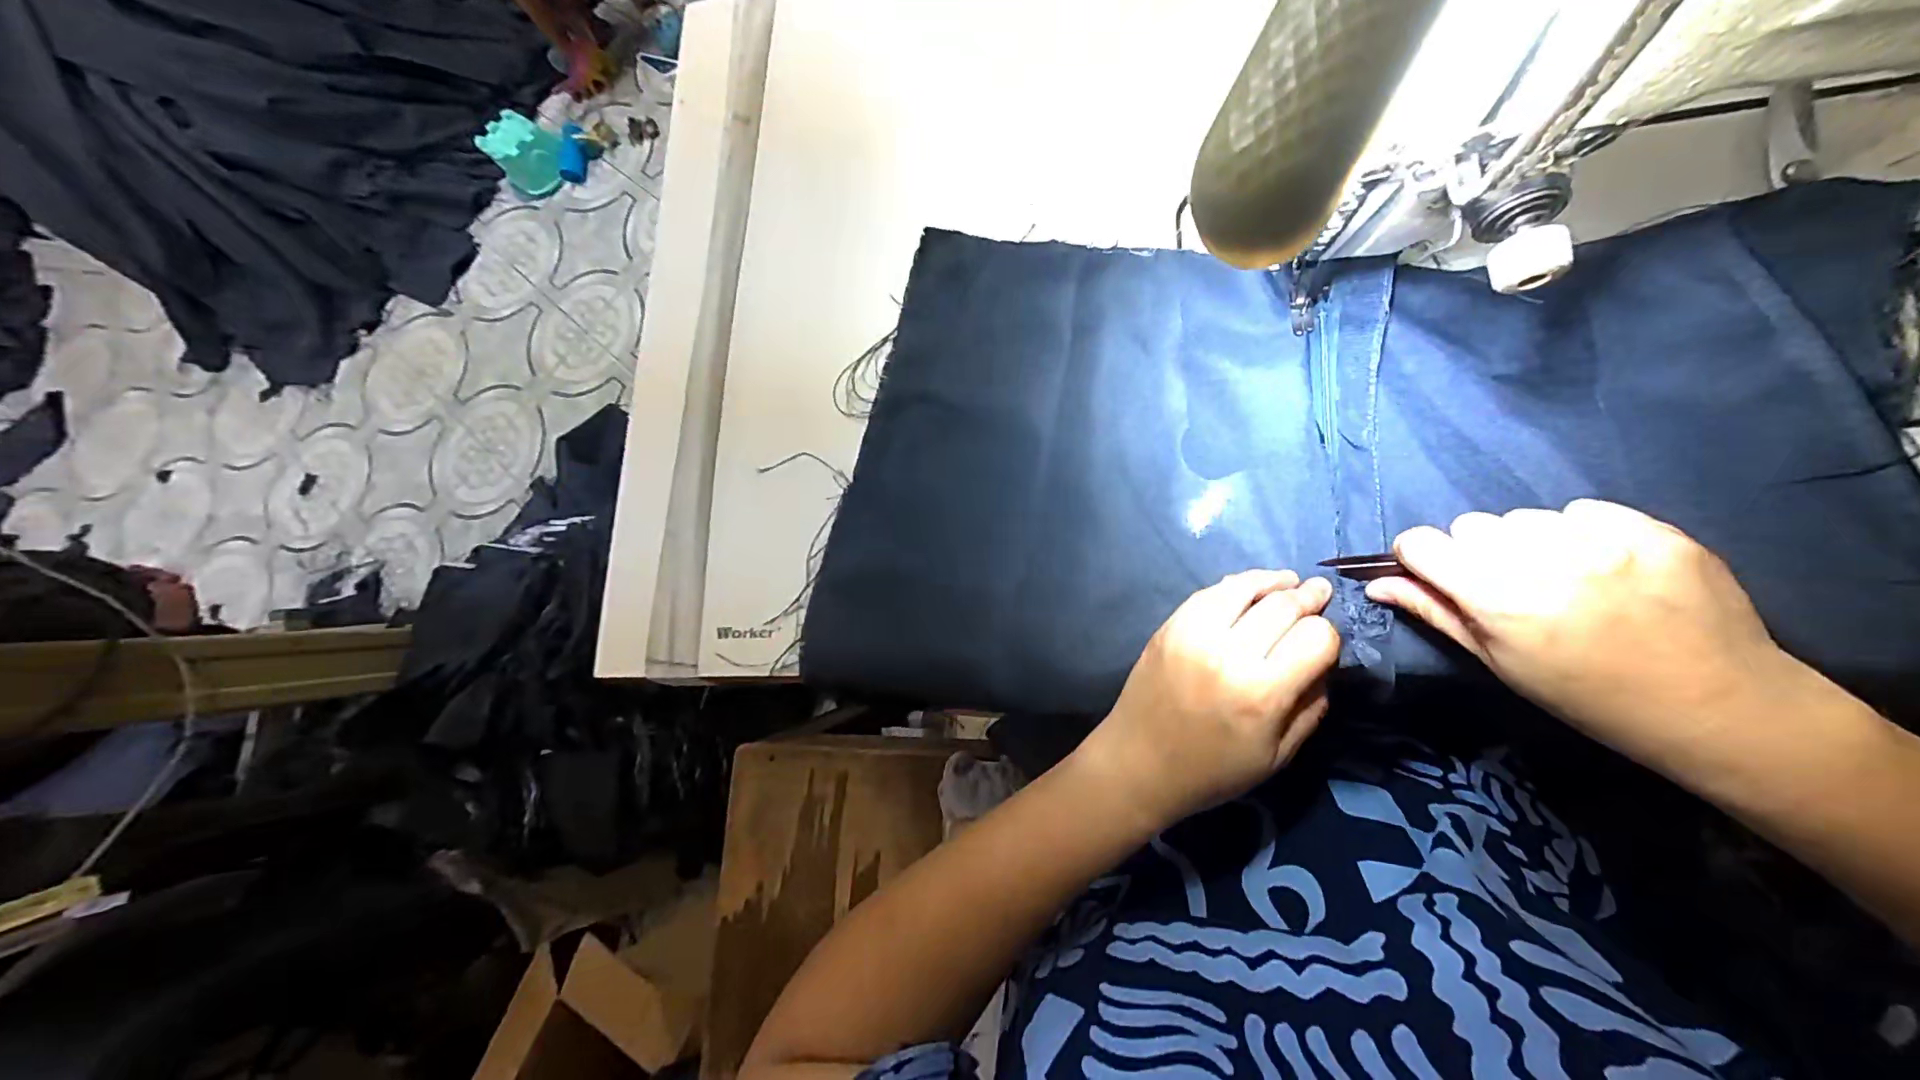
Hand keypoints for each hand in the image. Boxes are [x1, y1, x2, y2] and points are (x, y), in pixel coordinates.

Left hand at [1075, 570, 1340, 831]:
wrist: (1139, 763)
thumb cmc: (1214, 770)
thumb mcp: (1279, 754)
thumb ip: (1311, 705)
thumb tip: (1324, 661)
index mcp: (1262, 693)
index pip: (1315, 637)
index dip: (1329, 634)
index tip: (1327, 637)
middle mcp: (1228, 654)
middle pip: (1282, 606)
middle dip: (1308, 598)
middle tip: (1319, 591)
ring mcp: (1193, 635)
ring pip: (1242, 588)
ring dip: (1271, 581)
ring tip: (1287, 581)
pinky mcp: (1168, 628)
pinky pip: (1207, 594)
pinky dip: (1234, 586)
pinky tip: (1248, 589)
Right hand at [1365, 500, 1795, 764]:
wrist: (1717, 706)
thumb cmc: (1586, 696)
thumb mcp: (1498, 662)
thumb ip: (1435, 613)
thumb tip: (1377, 583)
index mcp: (1498, 599)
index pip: (1421, 543)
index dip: (1418, 557)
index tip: (1435, 576)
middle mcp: (1543, 560)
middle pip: (1470, 526)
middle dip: (1474, 552)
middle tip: (1509, 588)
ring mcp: (1602, 541)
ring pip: (1523, 517)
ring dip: (1526, 541)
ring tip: (1562, 578)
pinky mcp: (1650, 529)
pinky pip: (1581, 510)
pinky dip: (1579, 532)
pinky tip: (1604, 566)